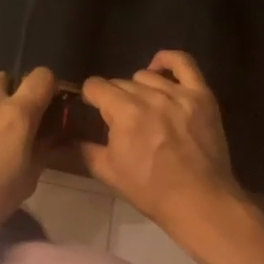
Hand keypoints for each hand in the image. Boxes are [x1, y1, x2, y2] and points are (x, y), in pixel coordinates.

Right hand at [81, 50, 247, 230]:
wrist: (201, 203)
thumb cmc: (151, 190)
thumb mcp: (108, 172)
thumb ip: (82, 149)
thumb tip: (61, 138)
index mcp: (125, 113)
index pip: (96, 86)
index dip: (90, 98)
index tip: (93, 111)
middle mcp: (150, 97)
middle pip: (120, 83)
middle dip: (114, 98)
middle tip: (120, 121)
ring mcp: (179, 94)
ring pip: (146, 76)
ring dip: (138, 89)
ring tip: (143, 109)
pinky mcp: (202, 97)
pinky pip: (184, 64)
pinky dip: (168, 61)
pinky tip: (158, 67)